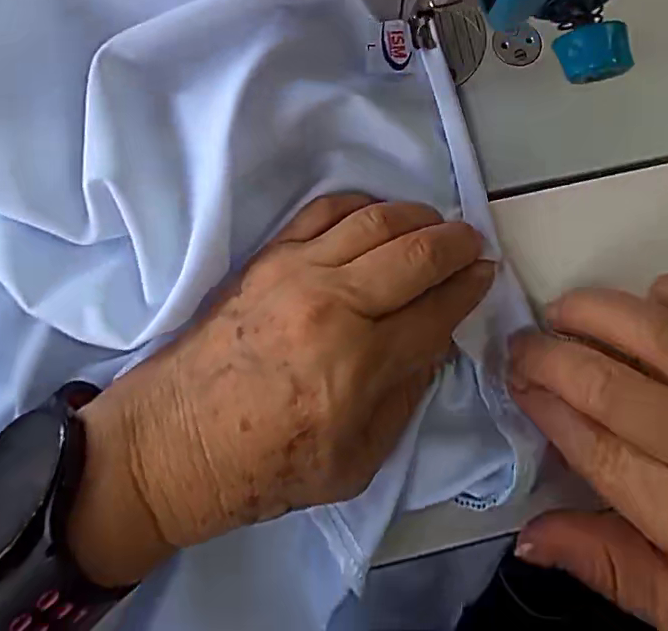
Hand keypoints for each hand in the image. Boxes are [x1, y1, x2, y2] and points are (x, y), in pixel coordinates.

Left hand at [82, 194, 494, 564]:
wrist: (180, 435)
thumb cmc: (269, 464)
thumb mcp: (359, 460)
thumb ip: (405, 395)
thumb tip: (434, 337)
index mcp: (360, 364)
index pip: (436, 309)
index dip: (469, 287)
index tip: (486, 274)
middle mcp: (332, 304)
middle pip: (413, 253)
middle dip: (454, 242)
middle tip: (470, 241)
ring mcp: (296, 271)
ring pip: (372, 221)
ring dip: (414, 215)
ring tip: (434, 223)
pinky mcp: (268, 257)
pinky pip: (322, 211)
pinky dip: (358, 204)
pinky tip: (377, 213)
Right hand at [507, 275, 667, 630]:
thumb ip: (609, 568)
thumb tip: (526, 536)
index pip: (595, 448)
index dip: (542, 407)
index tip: (513, 384)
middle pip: (610, 384)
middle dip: (547, 356)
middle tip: (519, 348)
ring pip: (656, 332)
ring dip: (593, 310)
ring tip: (559, 314)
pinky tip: (643, 303)